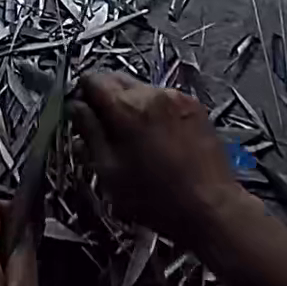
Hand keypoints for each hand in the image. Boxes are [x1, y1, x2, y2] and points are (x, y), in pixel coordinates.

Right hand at [69, 71, 244, 241]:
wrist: (212, 207)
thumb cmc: (156, 199)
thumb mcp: (110, 172)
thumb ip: (89, 133)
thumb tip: (74, 106)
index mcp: (125, 107)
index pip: (92, 79)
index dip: (82, 93)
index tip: (82, 112)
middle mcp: (149, 92)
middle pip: (116, 78)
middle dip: (105, 96)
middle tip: (105, 127)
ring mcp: (174, 95)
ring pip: (139, 87)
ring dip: (130, 103)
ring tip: (135, 136)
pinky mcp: (192, 103)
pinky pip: (162, 97)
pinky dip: (153, 109)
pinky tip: (159, 137)